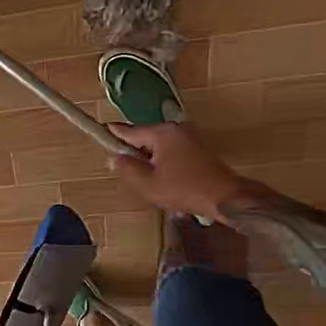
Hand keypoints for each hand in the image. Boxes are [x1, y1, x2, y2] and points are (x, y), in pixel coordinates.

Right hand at [107, 122, 257, 222]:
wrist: (225, 196)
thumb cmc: (185, 190)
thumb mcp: (148, 184)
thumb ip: (128, 168)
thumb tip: (114, 157)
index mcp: (162, 133)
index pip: (130, 130)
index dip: (113, 133)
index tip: (100, 130)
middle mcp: (176, 129)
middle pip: (145, 139)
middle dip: (137, 157)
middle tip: (136, 179)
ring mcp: (189, 137)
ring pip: (159, 148)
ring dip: (153, 164)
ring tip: (156, 186)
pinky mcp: (198, 148)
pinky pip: (173, 153)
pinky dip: (166, 166)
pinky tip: (170, 185)